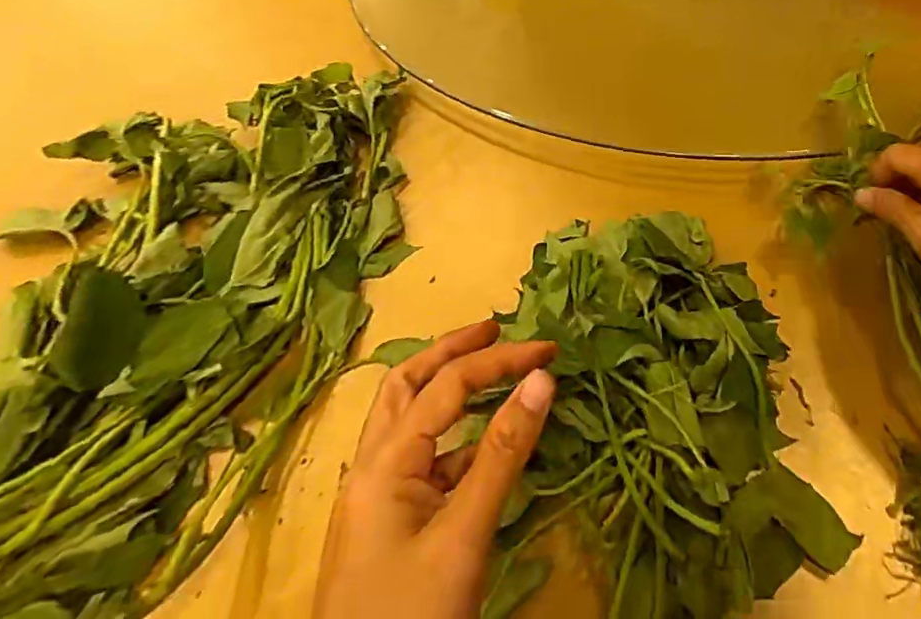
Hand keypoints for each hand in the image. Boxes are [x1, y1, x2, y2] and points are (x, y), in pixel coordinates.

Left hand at [315, 320, 556, 618]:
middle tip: (496, 331)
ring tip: (489, 372)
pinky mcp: (386, 524)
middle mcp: (371, 465)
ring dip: (446, 389)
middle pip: (408, 384)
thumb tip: (542, 380)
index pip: (448, 386)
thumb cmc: (412, 615)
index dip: (500, 360)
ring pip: (408, 419)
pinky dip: (451, 441)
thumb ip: (503, 455)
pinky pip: (419, 462)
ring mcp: (375, 495)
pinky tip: (482, 449)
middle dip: (452, 351)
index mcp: (383, 460)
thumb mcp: (464, 535)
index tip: (549, 350)